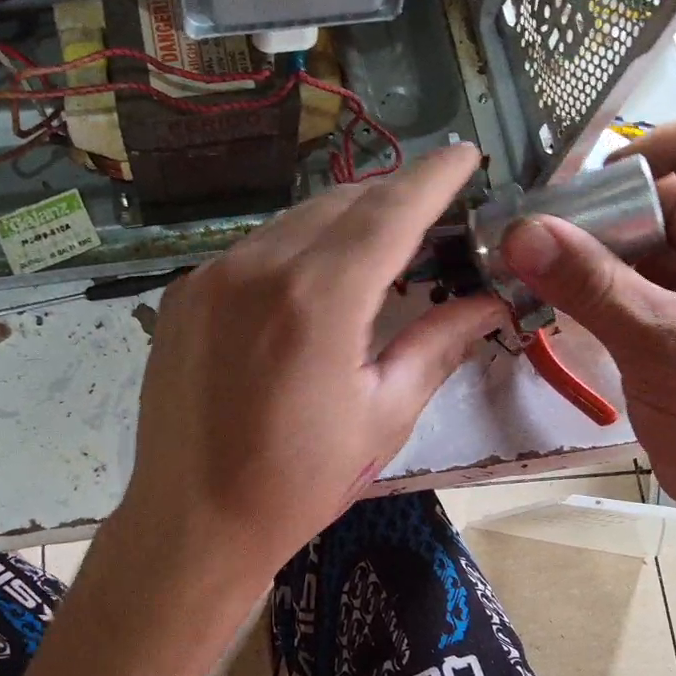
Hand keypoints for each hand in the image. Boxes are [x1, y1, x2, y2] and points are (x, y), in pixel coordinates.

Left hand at [116, 145, 505, 582]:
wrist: (193, 521)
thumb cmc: (299, 481)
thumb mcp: (383, 415)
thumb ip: (438, 344)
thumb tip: (492, 301)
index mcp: (318, 299)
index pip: (390, 212)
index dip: (433, 178)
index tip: (464, 155)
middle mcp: (259, 268)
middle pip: (340, 205)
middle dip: (390, 198)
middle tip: (430, 212)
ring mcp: (211, 276)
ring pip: (293, 222)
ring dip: (341, 221)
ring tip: (376, 244)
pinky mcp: (184, 294)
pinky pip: (253, 250)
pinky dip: (294, 249)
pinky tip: (311, 280)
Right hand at [501, 121, 675, 523]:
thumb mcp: (662, 347)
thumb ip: (591, 286)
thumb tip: (521, 231)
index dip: (674, 146)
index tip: (603, 172)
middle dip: (616, 212)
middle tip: (547, 225)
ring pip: (658, 248)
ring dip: (602, 253)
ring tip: (540, 259)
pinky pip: (646, 288)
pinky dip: (605, 287)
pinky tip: (560, 294)